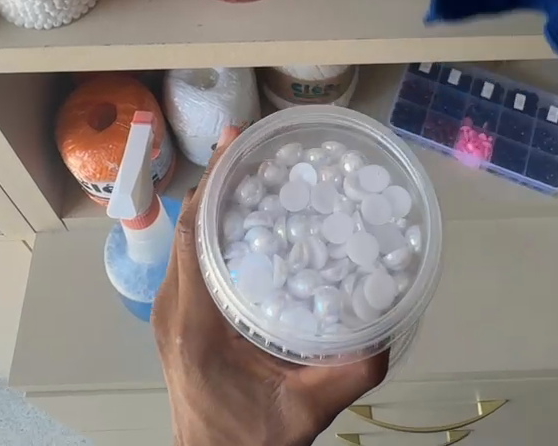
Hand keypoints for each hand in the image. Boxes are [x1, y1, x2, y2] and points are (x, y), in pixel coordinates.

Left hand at [154, 127, 387, 445]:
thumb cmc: (251, 442)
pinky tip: (243, 214)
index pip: (192, 235)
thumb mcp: (305, 411)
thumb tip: (386, 331)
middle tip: (249, 141)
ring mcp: (171, 311)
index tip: (233, 143)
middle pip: (187, 226)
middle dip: (215, 179)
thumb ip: (347, 373)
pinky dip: (211, 225)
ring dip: (211, 199)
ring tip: (248, 166)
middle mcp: (173, 307)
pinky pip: (190, 256)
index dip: (210, 183)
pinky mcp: (178, 317)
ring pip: (186, 238)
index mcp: (194, 322)